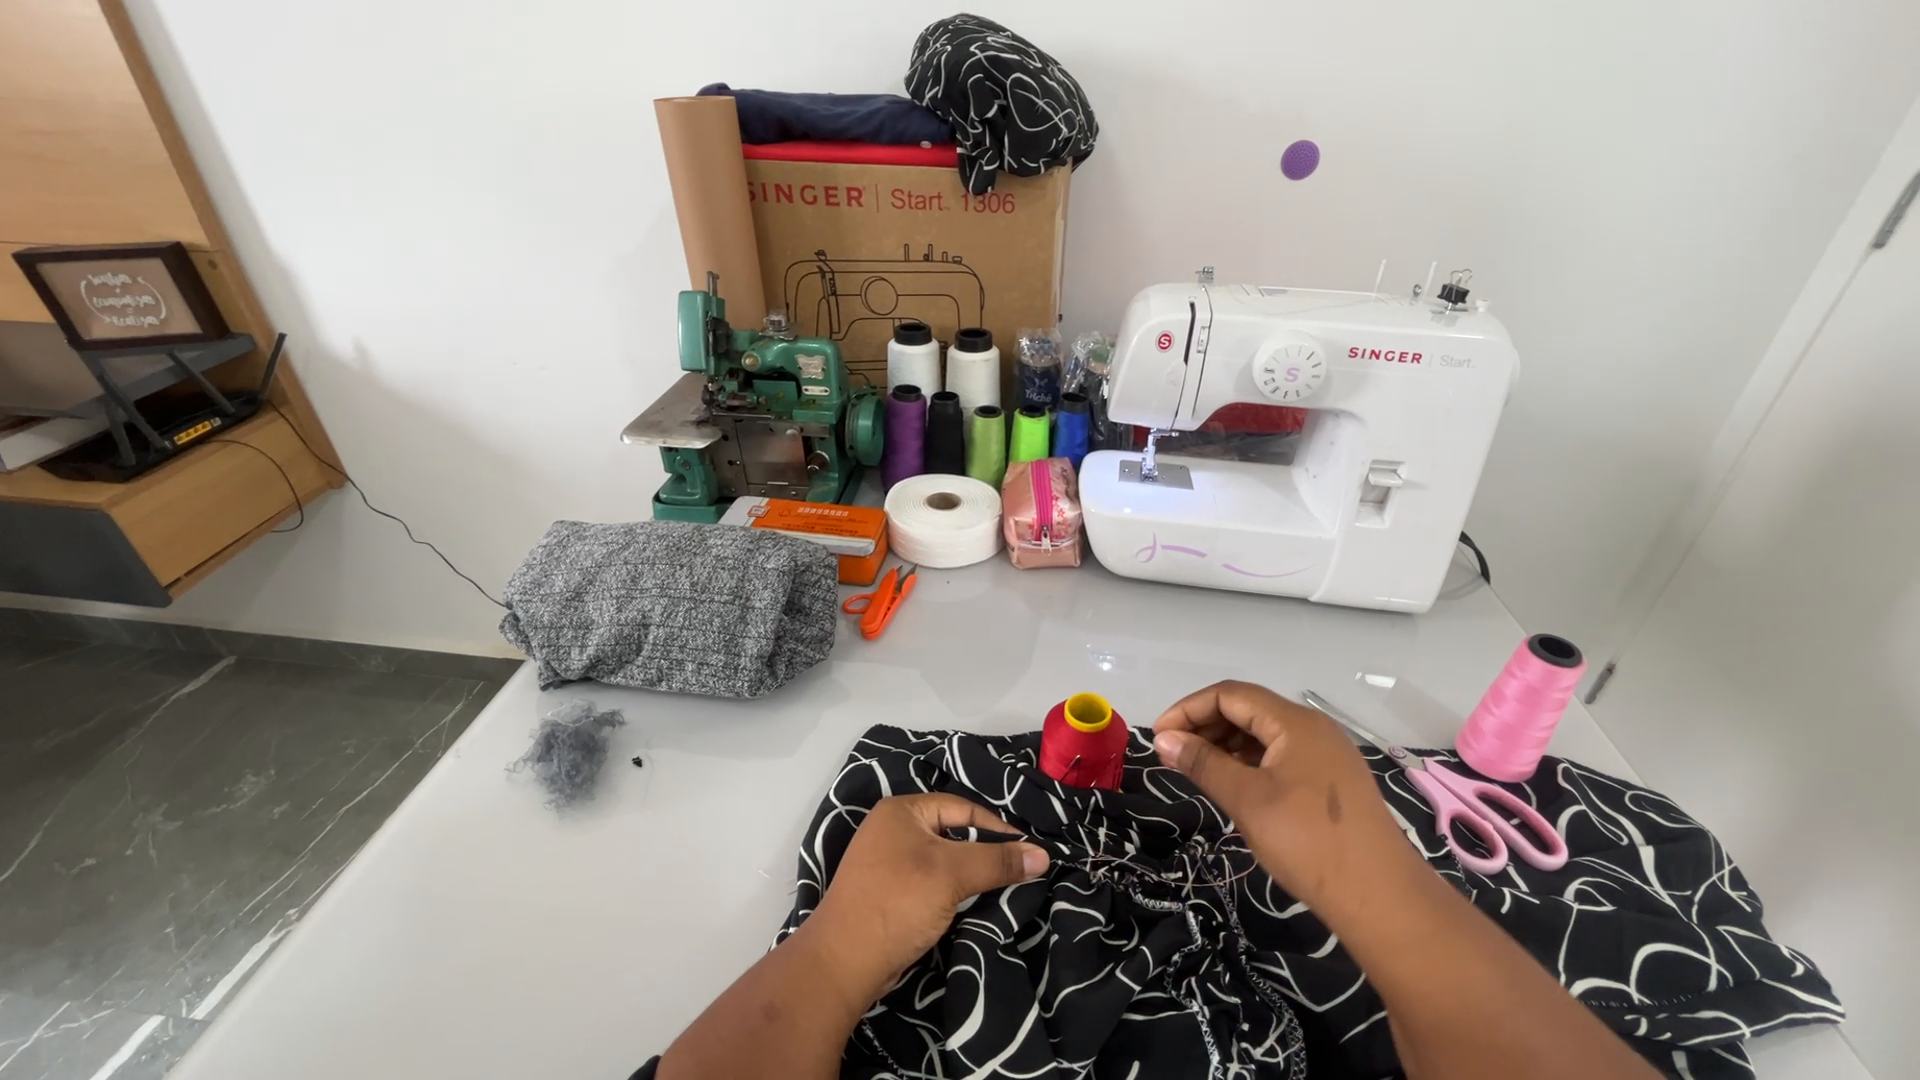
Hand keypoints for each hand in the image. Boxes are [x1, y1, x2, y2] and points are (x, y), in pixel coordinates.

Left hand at [804, 794, 1049, 1002]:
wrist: (843, 963)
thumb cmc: (897, 902)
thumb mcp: (952, 875)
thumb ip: (997, 861)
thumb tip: (1043, 855)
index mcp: (902, 810)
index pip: (962, 808)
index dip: (997, 828)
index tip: (1028, 852)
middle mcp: (892, 829)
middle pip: (953, 833)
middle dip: (985, 852)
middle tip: (1020, 870)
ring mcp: (888, 862)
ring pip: (943, 860)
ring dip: (970, 874)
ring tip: (1003, 889)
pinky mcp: (889, 893)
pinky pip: (931, 882)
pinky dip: (952, 891)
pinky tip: (973, 905)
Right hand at [1153, 681, 1423, 913]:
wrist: (1381, 899)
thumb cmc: (1308, 842)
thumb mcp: (1247, 800)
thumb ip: (1203, 763)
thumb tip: (1164, 739)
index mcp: (1295, 723)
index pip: (1230, 695)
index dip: (1188, 709)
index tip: (1159, 737)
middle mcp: (1312, 729)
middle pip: (1247, 710)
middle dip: (1204, 726)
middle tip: (1172, 755)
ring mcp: (1324, 755)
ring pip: (1263, 734)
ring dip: (1224, 745)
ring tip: (1195, 770)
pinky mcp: (1329, 781)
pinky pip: (1279, 756)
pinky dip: (1248, 762)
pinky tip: (1231, 785)